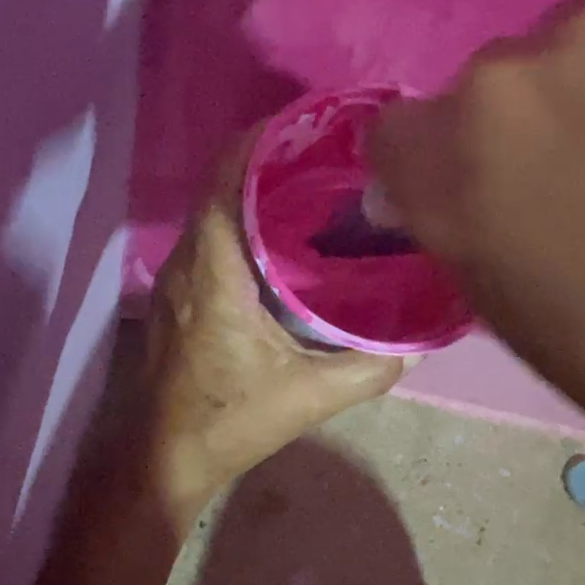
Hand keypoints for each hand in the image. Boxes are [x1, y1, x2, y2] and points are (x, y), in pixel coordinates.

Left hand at [139, 137, 408, 522]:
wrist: (162, 460)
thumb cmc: (228, 422)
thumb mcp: (309, 397)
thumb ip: (370, 367)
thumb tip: (422, 340)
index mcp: (213, 269)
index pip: (227, 177)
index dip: (264, 139)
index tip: (314, 124)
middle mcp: (189, 259)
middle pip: (224, 182)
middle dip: (274, 156)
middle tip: (334, 152)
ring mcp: (179, 275)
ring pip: (218, 206)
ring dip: (260, 186)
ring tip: (321, 182)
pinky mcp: (183, 291)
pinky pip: (216, 232)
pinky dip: (249, 216)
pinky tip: (293, 234)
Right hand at [369, 0, 584, 513]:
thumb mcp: (505, 310)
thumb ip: (459, 227)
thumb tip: (430, 190)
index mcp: (441, 174)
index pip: (396, 134)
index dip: (434, 165)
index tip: (481, 193)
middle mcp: (494, 87)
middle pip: (485, 84)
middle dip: (524, 127)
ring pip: (561, 36)